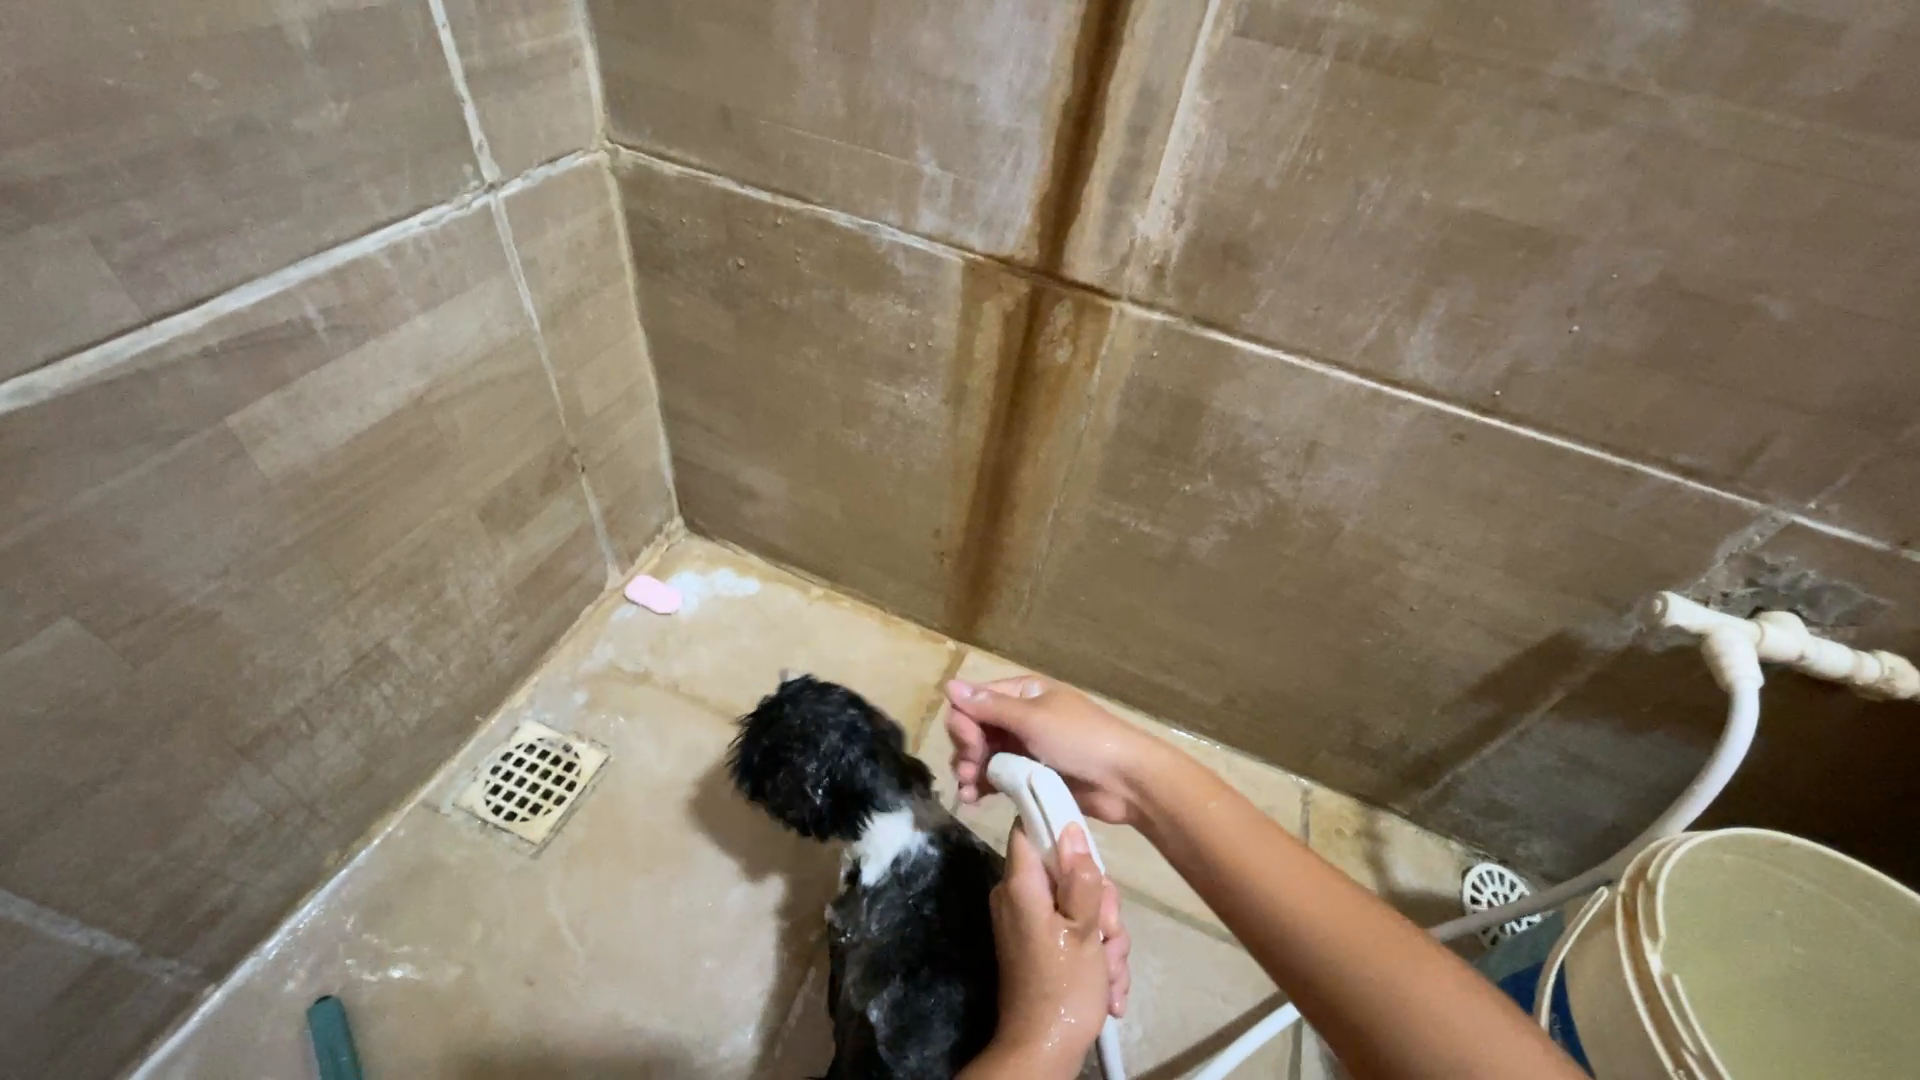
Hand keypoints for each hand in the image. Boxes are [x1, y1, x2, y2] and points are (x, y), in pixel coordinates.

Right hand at [946, 676, 1166, 825]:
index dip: (964, 722)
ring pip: (983, 756)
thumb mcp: (1034, 719)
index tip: (969, 745)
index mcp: (1023, 693)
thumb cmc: (1081, 739)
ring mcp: (1025, 749)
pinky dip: (982, 786)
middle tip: (969, 770)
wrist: (1126, 780)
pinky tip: (972, 799)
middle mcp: (1020, 717)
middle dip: (966, 749)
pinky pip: (997, 778)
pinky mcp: (1031, 778)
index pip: (976, 701)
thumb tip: (948, 684)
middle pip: (975, 729)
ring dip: (970, 770)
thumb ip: (989, 707)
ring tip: (968, 790)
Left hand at [986, 822, 1124, 1075]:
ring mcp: (1030, 924)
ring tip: (1109, 972)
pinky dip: (1095, 958)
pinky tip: (1107, 987)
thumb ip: (1081, 877)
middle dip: (1100, 905)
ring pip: (1080, 907)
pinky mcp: (1041, 947)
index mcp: (1021, 884)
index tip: (1088, 859)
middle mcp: (1019, 897)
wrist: (1044, 1052)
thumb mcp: (1085, 928)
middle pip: (1066, 873)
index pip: (1029, 829)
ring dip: (1105, 940)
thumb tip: (1070, 830)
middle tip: (1108, 934)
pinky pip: (1074, 934)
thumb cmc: (1064, 987)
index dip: (1060, 832)